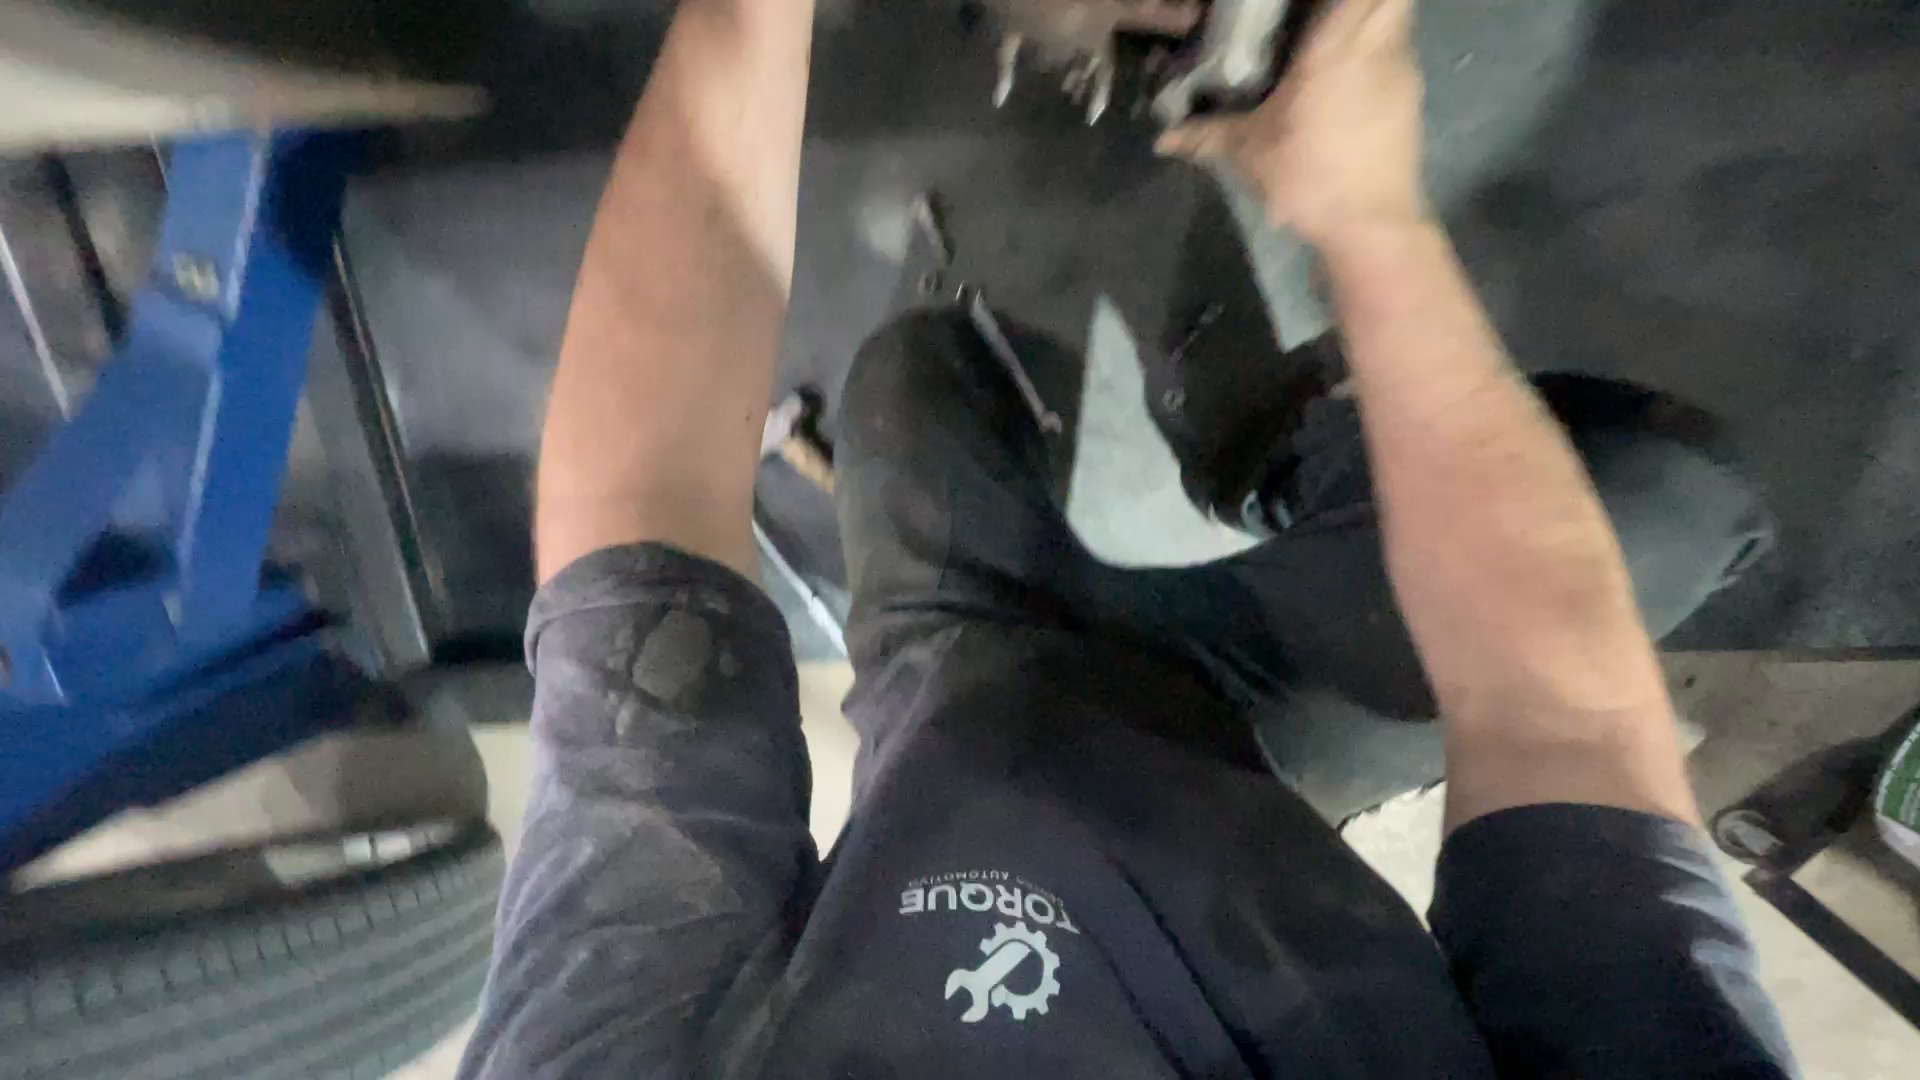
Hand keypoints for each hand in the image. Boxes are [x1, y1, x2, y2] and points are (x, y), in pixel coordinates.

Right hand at [1157, 0, 1427, 245]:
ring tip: (1326, 47)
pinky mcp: (1409, 97)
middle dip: (1355, 1)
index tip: (1304, 6)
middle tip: (1314, 18)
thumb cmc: (1309, 177)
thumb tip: (1163, 139)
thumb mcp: (1249, 155)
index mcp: (1338, 42)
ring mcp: (1402, 68)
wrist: (1369, 223)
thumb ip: (1207, 136)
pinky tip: (1343, 85)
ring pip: (1393, 18)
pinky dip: (1372, 55)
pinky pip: (1393, 53)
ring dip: (1366, 21)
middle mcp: (1379, 42)